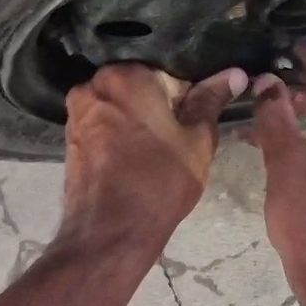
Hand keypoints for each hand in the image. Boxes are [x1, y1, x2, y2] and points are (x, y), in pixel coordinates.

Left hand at [58, 63, 247, 252]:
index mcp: (125, 75)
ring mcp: (76, 113)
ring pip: (121, 107)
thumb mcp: (197, 141)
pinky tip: (136, 160)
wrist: (110, 233)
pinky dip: (121, 136)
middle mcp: (93, 85)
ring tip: (158, 151)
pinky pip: (104, 126)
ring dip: (140, 121)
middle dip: (161, 105)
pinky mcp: (70, 139)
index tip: (196, 120)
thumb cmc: (160, 183)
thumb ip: (212, 101)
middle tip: (179, 137)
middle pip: (140, 86)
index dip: (189, 96)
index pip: (168, 72)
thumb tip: (235, 73)